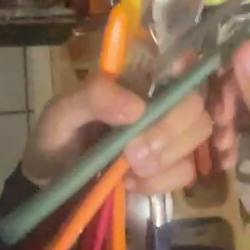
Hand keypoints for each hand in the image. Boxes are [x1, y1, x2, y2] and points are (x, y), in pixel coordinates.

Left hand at [21, 73, 212, 196]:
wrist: (52, 186)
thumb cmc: (56, 138)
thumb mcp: (62, 112)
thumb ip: (94, 97)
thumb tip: (137, 106)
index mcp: (135, 80)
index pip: (179, 64)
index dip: (188, 70)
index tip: (172, 91)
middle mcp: (158, 102)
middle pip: (194, 103)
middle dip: (169, 130)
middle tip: (132, 154)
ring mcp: (168, 136)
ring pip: (197, 135)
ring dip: (165, 158)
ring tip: (127, 170)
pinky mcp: (170, 169)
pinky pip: (187, 170)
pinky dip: (160, 182)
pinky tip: (131, 184)